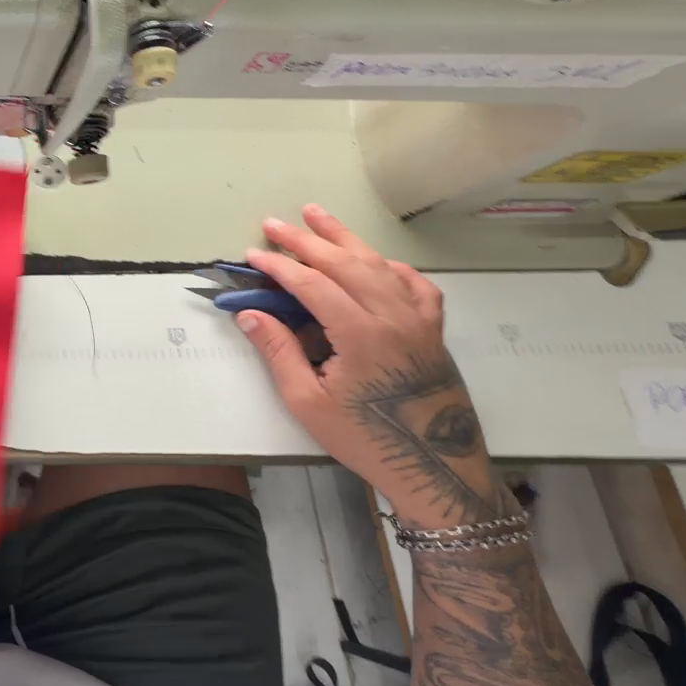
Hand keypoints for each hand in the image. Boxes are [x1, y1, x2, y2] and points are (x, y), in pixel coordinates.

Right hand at [233, 204, 506, 528]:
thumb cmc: (364, 438)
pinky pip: (415, 286)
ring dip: (346, 239)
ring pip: (379, 266)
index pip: (312, 284)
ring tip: (319, 216)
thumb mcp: (308, 401)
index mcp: (361, 334)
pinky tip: (376, 260)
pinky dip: (391, 266)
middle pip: (346, 264)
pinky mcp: (433, 331)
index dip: (279, 266)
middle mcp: (394, 317)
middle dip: (307, 241)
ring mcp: (419, 321)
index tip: (253, 255)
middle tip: (276, 223)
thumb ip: (278, 351)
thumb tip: (249, 313)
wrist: (436, 469)